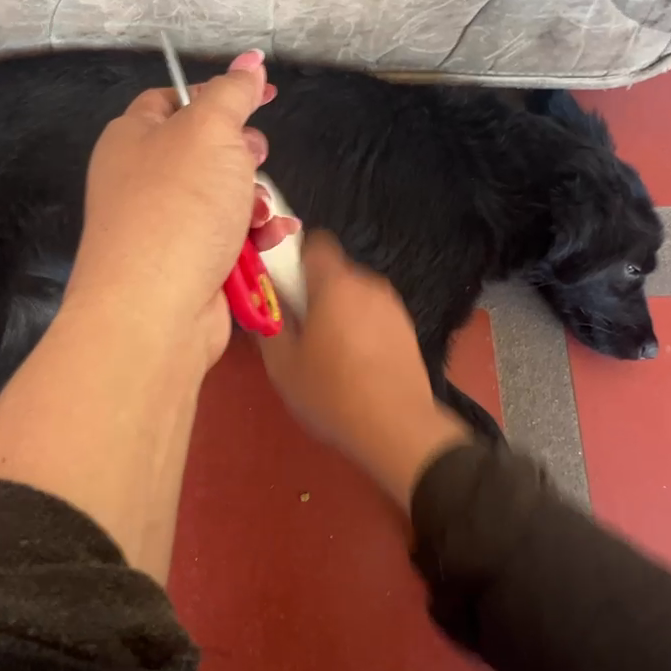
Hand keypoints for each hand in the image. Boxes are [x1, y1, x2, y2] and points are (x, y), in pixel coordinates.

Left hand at [66, 51, 278, 368]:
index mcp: (133, 136)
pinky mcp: (185, 263)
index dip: (221, 93)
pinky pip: (227, 236)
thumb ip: (233, 93)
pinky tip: (271, 236)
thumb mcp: (210, 131)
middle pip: (204, 150)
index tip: (264, 93)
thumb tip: (249, 60)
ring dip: (253, 200)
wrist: (154, 308)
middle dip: (242, 154)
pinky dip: (252, 235)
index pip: (176, 98)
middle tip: (252, 159)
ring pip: (222, 196)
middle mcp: (142, 178)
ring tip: (258, 212)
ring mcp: (162, 225)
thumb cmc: (177, 206)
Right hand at [256, 233, 471, 507]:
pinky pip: (373, 315)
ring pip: (354, 294)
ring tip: (326, 352)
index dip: (295, 256)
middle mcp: (367, 283)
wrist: (397, 429)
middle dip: (314, 290)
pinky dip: (360, 328)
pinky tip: (354, 365)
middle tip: (298, 327)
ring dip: (338, 310)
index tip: (283, 284)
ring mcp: (392, 305)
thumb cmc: (331, 392)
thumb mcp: (282, 364)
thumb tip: (264, 302)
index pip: (314, 242)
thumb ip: (268, 323)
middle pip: (333, 271)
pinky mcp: (407, 328)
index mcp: (334, 283)